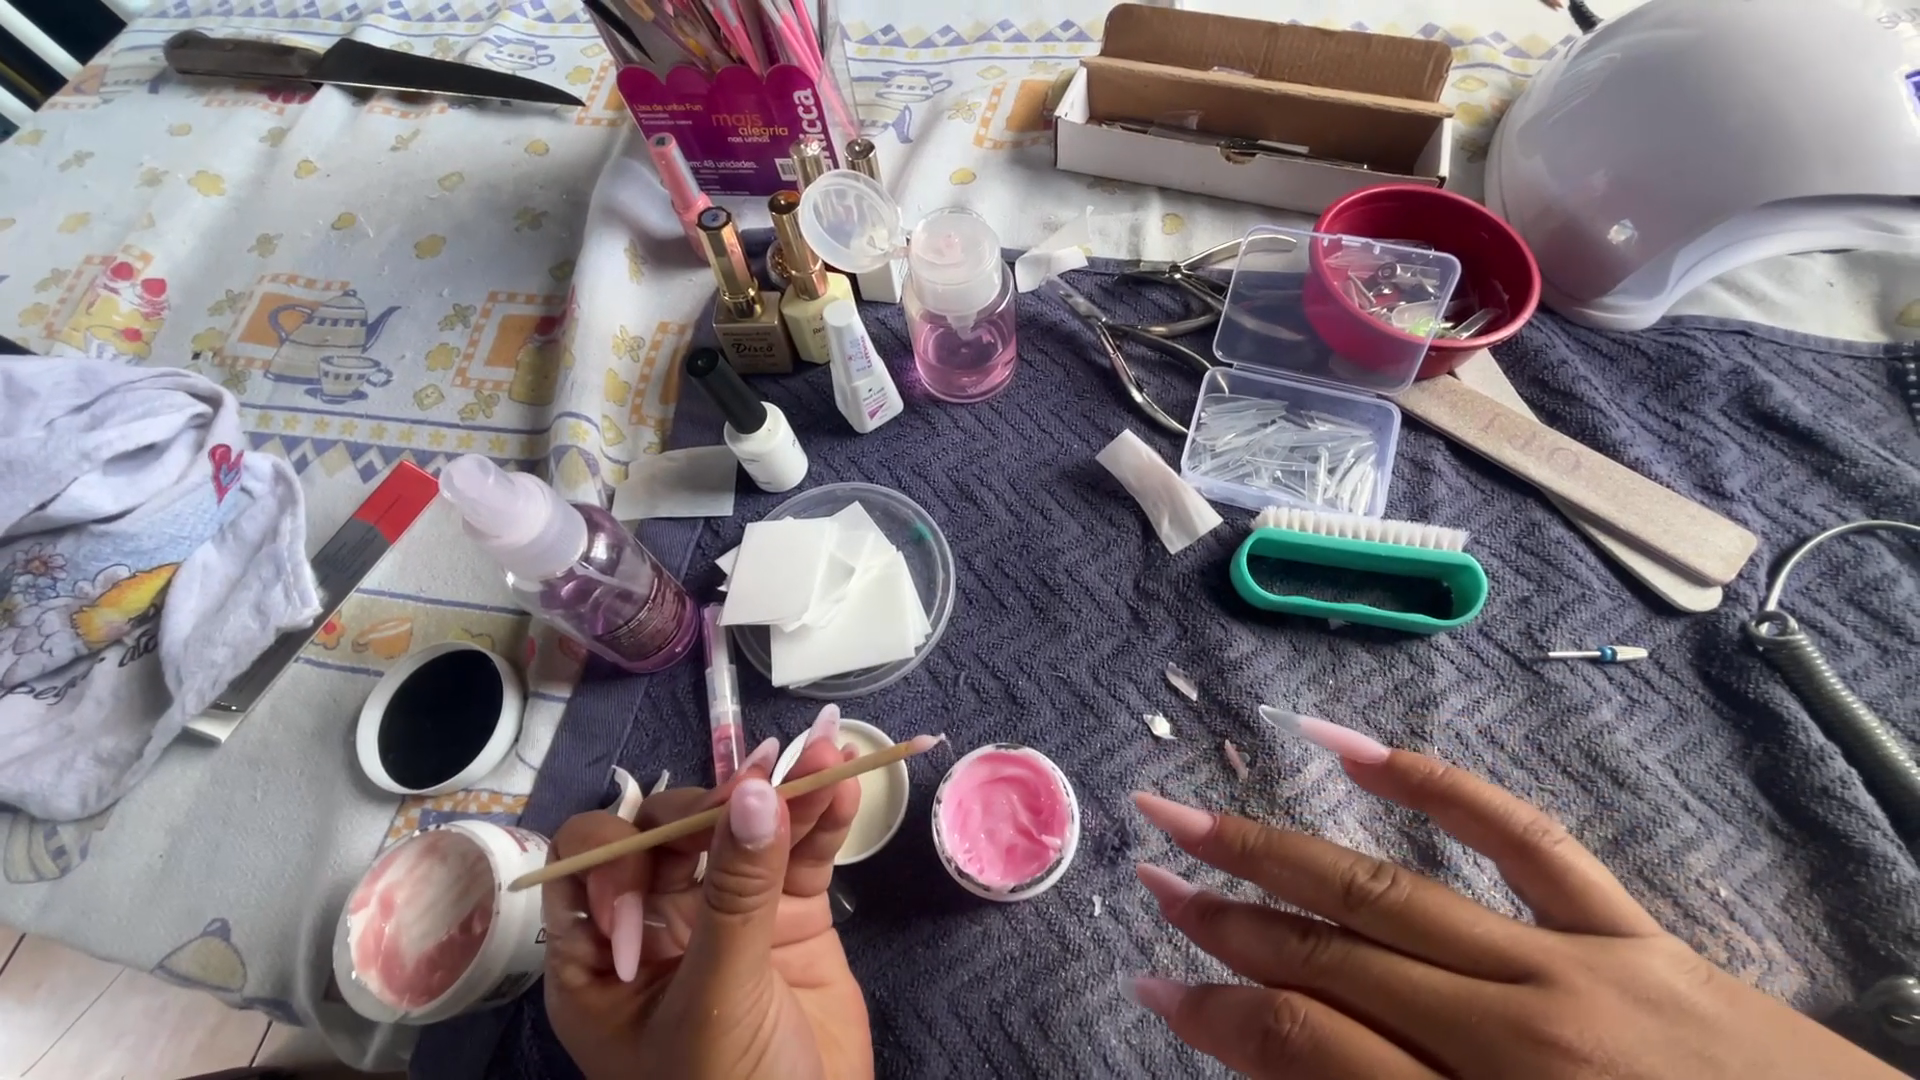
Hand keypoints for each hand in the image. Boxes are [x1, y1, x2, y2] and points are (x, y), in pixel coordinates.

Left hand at [542, 705, 872, 1079]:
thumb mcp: (719, 1004)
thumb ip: (736, 897)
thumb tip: (755, 792)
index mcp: (605, 958)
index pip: (590, 868)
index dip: (622, 850)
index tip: (675, 865)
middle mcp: (662, 924)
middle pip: (677, 831)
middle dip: (719, 802)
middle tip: (769, 783)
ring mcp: (734, 914)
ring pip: (750, 831)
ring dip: (788, 792)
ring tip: (828, 753)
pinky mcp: (794, 914)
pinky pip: (804, 853)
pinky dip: (824, 819)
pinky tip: (844, 785)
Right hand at [1128, 715, 1902, 1079]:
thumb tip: (1281, 1054)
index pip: (1309, 1048)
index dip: (1216, 1014)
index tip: (1151, 982)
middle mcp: (1519, 1045)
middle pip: (1330, 960)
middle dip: (1224, 917)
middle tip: (1147, 872)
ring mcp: (1581, 976)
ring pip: (1389, 898)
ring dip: (1276, 852)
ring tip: (1195, 819)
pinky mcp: (1637, 937)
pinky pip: (1521, 841)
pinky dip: (1428, 785)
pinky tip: (1346, 745)